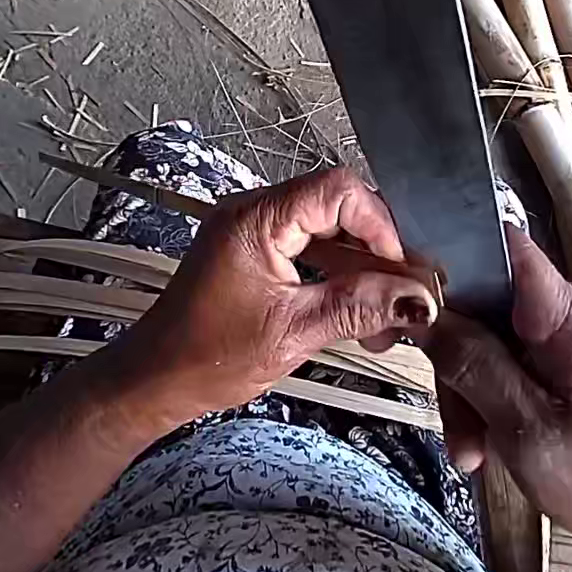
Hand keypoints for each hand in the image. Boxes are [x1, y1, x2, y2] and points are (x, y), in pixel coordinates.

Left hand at [105, 167, 438, 427]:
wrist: (156, 380)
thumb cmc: (205, 358)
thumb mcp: (292, 332)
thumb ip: (357, 307)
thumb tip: (415, 299)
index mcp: (256, 220)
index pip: (337, 190)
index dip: (378, 225)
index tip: (400, 269)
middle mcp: (256, 212)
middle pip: (339, 207)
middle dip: (377, 250)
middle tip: (405, 291)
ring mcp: (258, 230)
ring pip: (331, 230)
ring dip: (364, 268)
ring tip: (387, 310)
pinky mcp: (261, 251)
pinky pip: (315, 249)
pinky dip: (342, 276)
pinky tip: (363, 309)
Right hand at [423, 226, 571, 561]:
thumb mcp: (528, 431)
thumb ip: (476, 367)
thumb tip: (426, 316)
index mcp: (570, 319)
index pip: (508, 247)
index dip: (455, 250)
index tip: (411, 286)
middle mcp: (559, 318)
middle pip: (480, 298)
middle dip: (449, 346)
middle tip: (445, 402)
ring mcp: (549, 342)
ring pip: (477, 336)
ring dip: (460, 386)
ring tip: (469, 445)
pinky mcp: (541, 365)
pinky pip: (490, 363)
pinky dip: (475, 399)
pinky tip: (480, 443)